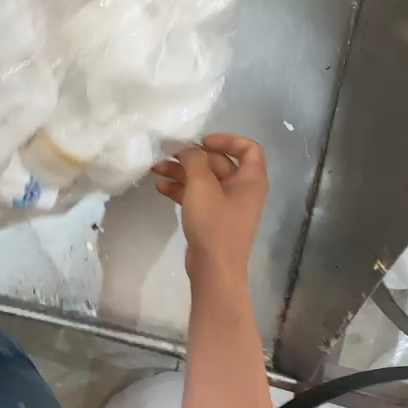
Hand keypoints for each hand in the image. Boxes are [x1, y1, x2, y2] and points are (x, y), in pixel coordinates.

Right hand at [152, 134, 267, 286]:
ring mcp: (226, 204)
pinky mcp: (211, 217)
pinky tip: (160, 188)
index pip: (248, 148)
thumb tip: (187, 148)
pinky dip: (181, 189)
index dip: (226, 140)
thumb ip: (194, 160)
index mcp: (250, 179)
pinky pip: (197, 195)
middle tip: (167, 153)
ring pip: (204, 179)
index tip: (201, 142)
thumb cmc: (214, 223)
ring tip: (156, 169)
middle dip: (192, 157)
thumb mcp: (202, 186)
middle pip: (219, 163)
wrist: (214, 267)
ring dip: (181, 172)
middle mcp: (242, 189)